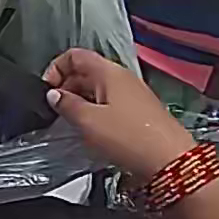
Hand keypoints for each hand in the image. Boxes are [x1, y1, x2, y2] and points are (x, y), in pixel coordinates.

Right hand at [43, 49, 195, 180]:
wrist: (171, 161)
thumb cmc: (129, 137)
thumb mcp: (88, 121)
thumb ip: (66, 104)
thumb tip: (53, 95)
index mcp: (108, 73)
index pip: (74, 56)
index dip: (56, 68)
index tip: (47, 90)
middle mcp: (121, 78)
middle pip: (85, 71)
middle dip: (65, 86)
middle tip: (56, 109)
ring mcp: (131, 94)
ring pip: (96, 88)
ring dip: (78, 100)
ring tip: (70, 121)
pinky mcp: (137, 111)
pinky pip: (108, 102)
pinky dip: (93, 110)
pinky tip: (90, 129)